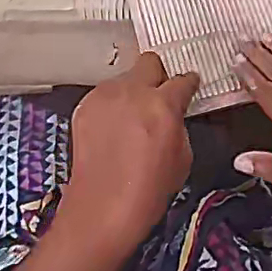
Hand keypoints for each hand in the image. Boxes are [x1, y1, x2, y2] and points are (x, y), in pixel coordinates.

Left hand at [57, 52, 200, 248]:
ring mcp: (103, 97)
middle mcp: (132, 92)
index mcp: (163, 104)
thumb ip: (178, 124)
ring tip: (130, 120)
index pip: (183, 79)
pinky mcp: (83, 107)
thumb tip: (172, 114)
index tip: (187, 88)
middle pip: (149, 62)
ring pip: (123, 79)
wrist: (103, 208)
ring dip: (130, 93)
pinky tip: (111, 130)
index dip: (188, 85)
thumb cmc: (149, 190)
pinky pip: (103, 96)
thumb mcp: (183, 157)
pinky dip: (110, 107)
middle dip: (156, 76)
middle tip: (157, 96)